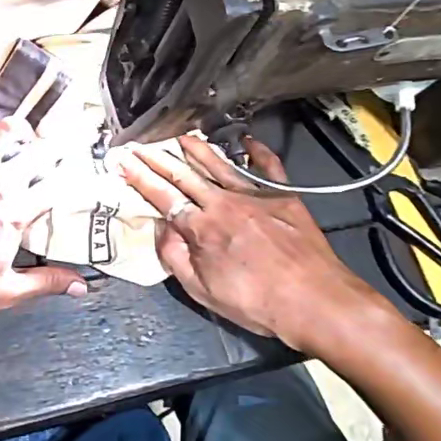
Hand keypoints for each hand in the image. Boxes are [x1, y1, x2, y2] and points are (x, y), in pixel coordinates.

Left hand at [0, 116, 87, 326]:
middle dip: (50, 148)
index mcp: (17, 213)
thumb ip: (45, 282)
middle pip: (37, 153)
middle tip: (53, 146)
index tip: (74, 174)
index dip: (69, 178)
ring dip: (14, 129)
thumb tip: (83, 286)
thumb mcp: (5, 291)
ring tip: (17, 130)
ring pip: (2, 131)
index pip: (56, 186)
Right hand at [120, 135, 392, 347]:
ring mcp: (256, 196)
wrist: (314, 300)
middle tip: (141, 144)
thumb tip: (162, 228)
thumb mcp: (202, 291)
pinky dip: (256, 152)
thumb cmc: (256, 303)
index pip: (163, 197)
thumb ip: (176, 257)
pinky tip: (247, 140)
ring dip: (198, 149)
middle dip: (159, 158)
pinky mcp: (284, 196)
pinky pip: (268, 167)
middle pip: (185, 175)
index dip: (141, 178)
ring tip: (181, 136)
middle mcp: (224, 204)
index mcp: (201, 228)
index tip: (125, 162)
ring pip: (220, 165)